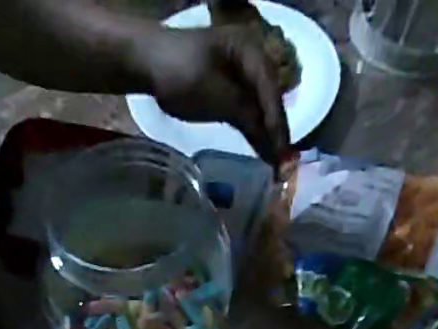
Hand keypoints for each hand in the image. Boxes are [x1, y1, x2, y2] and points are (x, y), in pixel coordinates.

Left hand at [135, 22, 289, 161]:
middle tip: (288, 167)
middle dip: (278, 135)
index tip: (283, 153)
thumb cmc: (180, 71)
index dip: (277, 125)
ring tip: (280, 168)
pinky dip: (256, 136)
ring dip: (269, 140)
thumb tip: (270, 137)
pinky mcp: (232, 96)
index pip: (270, 92)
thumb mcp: (214, 93)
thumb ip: (244, 111)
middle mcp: (253, 63)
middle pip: (271, 104)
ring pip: (262, 113)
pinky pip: (249, 117)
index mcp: (251, 51)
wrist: (148, 64)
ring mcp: (242, 80)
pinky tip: (265, 156)